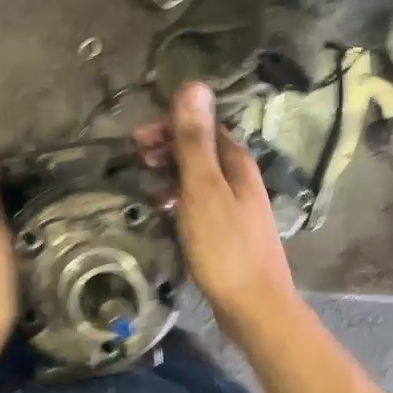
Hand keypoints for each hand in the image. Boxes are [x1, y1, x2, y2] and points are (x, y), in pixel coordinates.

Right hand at [135, 83, 298, 338]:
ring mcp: (238, 208)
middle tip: (137, 159)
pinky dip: (180, 201)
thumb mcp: (203, 190)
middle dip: (169, 148)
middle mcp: (241, 180)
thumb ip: (195, 141)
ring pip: (201, 179)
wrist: (255, 307)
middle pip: (203, 151)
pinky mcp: (230, 234)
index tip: (138, 140)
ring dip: (172, 175)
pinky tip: (165, 214)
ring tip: (146, 186)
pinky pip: (201, 205)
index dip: (171, 125)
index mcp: (237, 164)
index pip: (204, 127)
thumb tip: (193, 85)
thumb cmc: (225, 248)